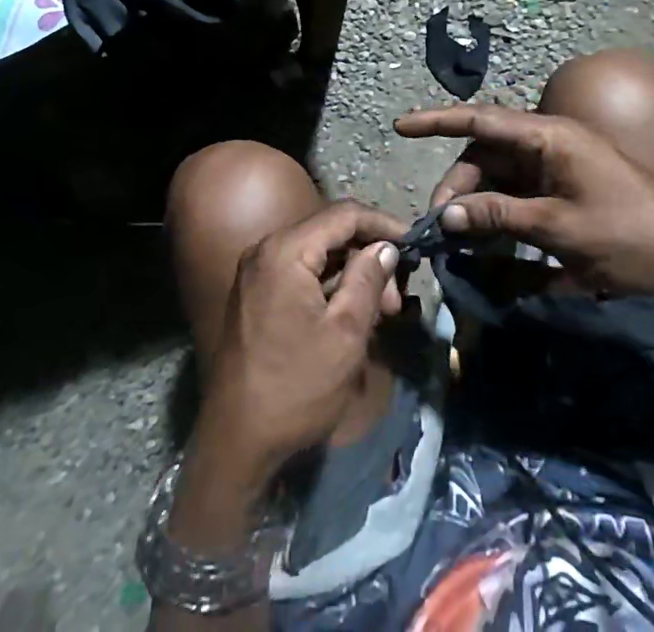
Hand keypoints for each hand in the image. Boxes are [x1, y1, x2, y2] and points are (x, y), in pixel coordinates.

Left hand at [196, 201, 404, 483]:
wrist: (238, 439)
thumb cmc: (297, 386)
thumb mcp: (346, 332)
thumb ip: (368, 279)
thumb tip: (386, 247)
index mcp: (284, 252)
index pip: (344, 214)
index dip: (384, 223)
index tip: (415, 245)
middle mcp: (265, 251)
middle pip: (330, 233)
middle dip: (370, 256)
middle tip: (397, 300)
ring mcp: (256, 273)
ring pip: (318, 255)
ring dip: (353, 274)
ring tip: (382, 312)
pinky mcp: (256, 296)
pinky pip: (301, 274)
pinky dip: (331, 287)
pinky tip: (354, 315)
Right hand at [394, 105, 653, 296]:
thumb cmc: (629, 236)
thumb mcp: (560, 228)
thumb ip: (500, 216)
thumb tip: (445, 215)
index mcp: (551, 137)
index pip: (483, 119)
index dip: (438, 121)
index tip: (400, 126)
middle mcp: (549, 146)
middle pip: (485, 156)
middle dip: (457, 186)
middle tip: (437, 225)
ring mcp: (556, 170)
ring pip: (497, 178)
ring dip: (474, 205)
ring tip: (455, 239)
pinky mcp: (561, 193)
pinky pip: (516, 197)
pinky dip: (496, 216)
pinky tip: (482, 243)